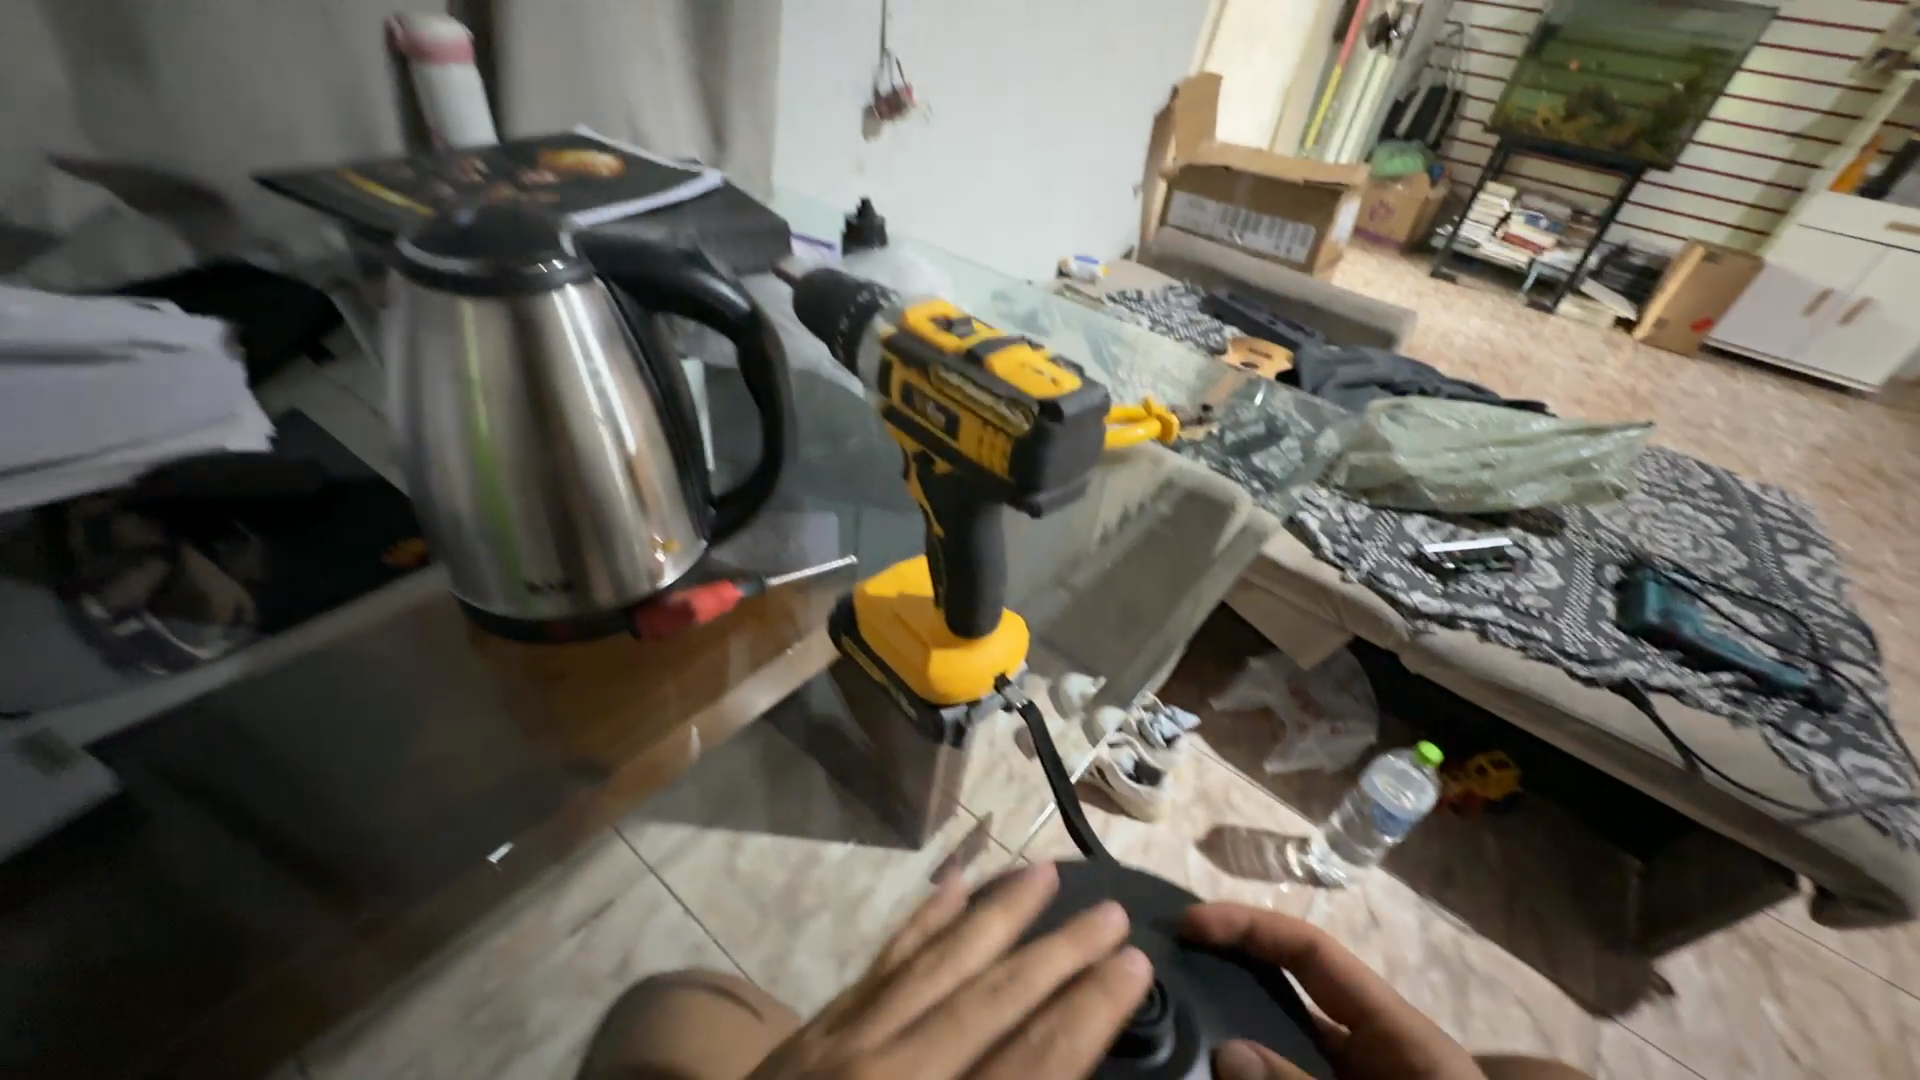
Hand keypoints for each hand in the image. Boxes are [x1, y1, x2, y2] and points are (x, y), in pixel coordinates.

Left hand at [749, 861, 1153, 1079]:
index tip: (1134, 964)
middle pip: (995, 1000)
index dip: (1090, 1011)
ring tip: (1043, 872)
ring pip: (939, 961)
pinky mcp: (816, 1029)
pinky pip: (881, 962)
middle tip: (1111, 910)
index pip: (1034, 1062)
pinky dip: (920, 921)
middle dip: (1060, 953)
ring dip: (997, 914)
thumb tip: (1060, 1058)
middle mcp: (897, 1076)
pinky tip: (951, 883)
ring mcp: (848, 1045)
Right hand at [1182, 903, 1485, 1079]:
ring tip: (1171, 1029)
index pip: (1311, 952)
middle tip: (1164, 971)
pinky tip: (1206, 1075)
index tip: (1190, 925)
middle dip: (1226, 974)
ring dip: (1228, 1037)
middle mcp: (1367, 1054)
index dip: (1250, 926)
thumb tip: (1228, 1052)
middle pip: (1285, 991)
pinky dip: (1247, 1078)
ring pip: (1274, 1047)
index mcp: (1394, 1033)